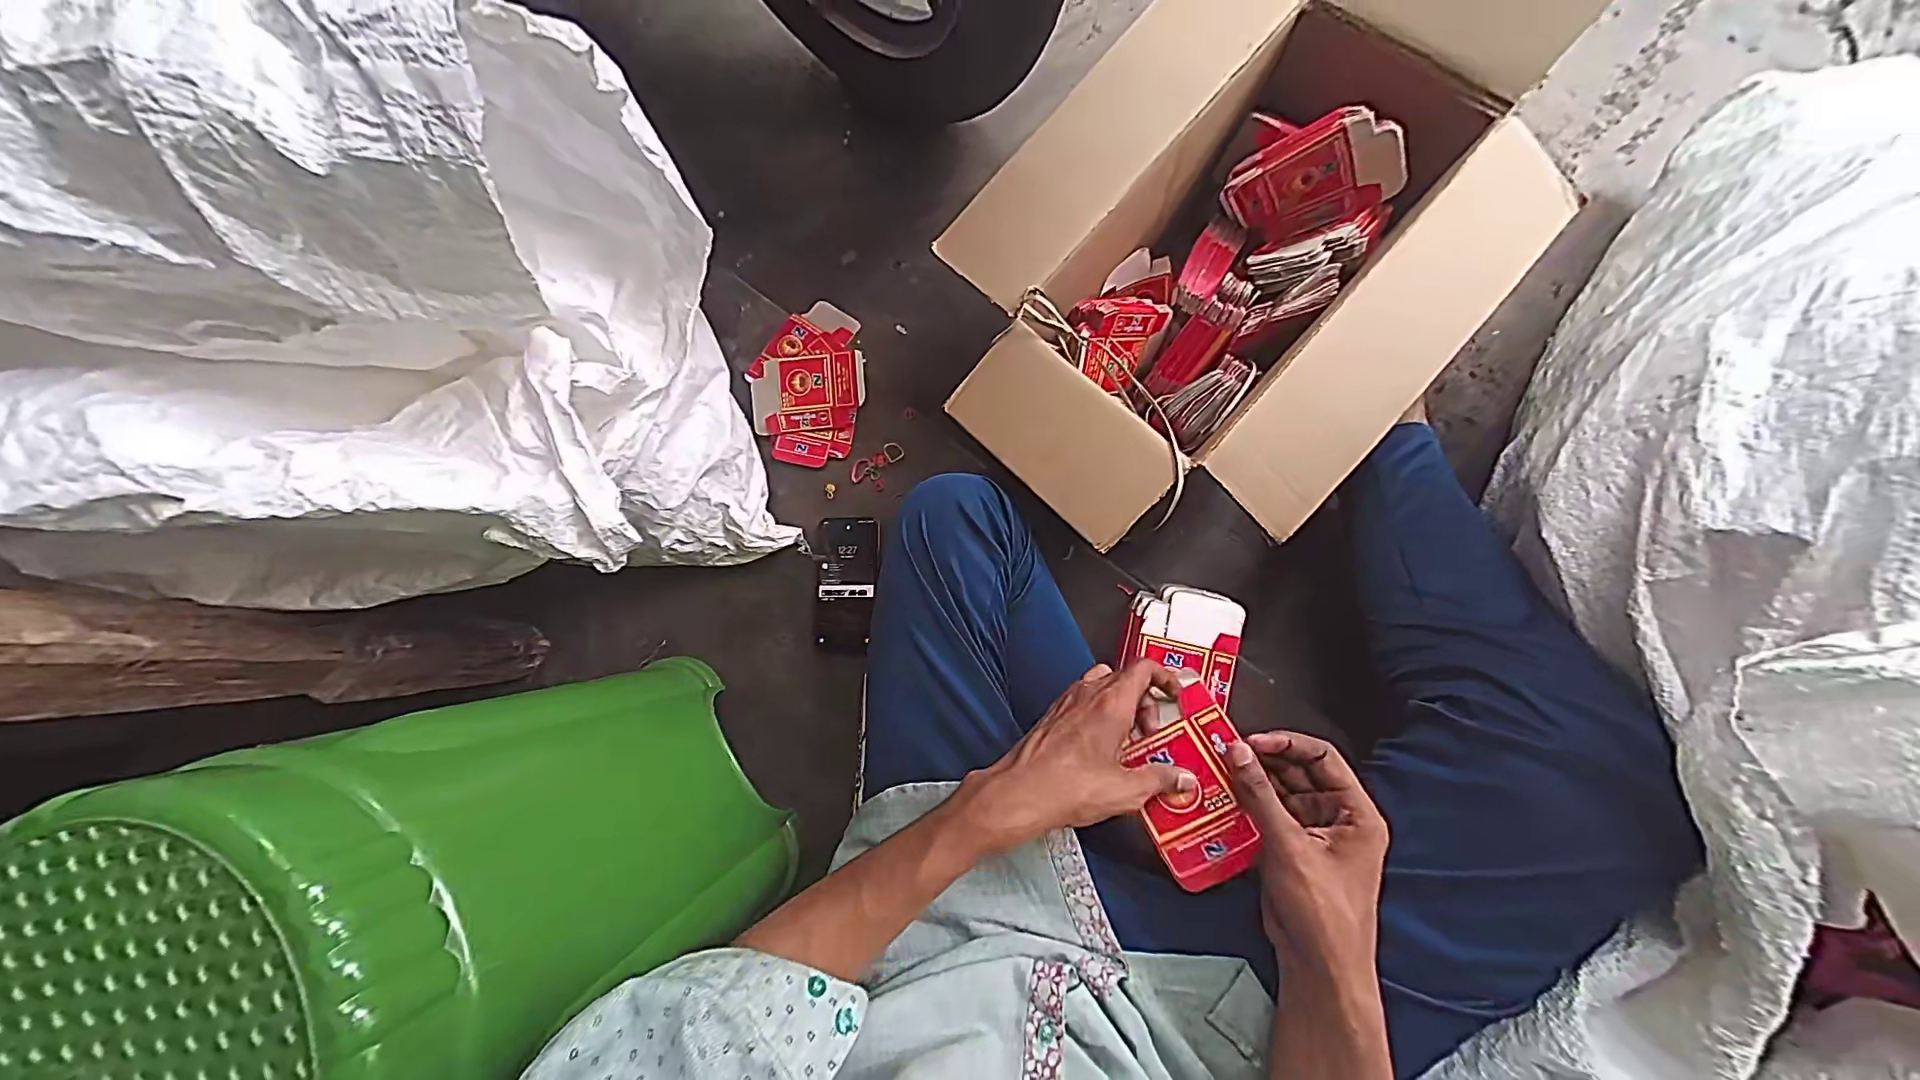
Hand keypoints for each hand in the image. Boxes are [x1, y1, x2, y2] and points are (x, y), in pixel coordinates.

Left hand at [957, 660, 1197, 855]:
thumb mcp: (1126, 789)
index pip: (1143, 668)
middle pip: (1126, 678)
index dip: (1165, 677)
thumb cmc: (1064, 786)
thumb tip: (1180, 778)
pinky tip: (1103, 750)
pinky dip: (1099, 716)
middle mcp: (1087, 694)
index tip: (1175, 695)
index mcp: (1111, 702)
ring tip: (1129, 743)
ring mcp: (1067, 703)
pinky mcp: (1053, 717)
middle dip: (1146, 702)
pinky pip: (1084, 703)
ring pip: (1103, 689)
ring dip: (1122, 708)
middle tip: (1153, 734)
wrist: (1019, 793)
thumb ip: (1160, 780)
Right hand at [1224, 731, 1388, 977]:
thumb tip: (1238, 751)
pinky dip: (1248, 801)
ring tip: (1223, 768)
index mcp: (1356, 813)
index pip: (1322, 757)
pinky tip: (1225, 794)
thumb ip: (1260, 793)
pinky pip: (1268, 810)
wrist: (1318, 965)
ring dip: (1253, 779)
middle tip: (1230, 751)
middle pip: (1298, 771)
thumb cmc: (1324, 913)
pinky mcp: (1290, 844)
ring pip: (1279, 789)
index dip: (1287, 743)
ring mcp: (1313, 831)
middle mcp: (1337, 817)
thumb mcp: (1289, 844)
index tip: (1252, 740)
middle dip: (1264, 759)